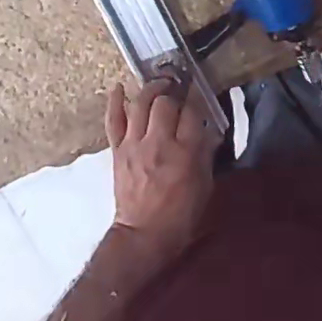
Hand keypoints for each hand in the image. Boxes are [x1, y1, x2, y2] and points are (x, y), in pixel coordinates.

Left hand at [105, 79, 223, 259]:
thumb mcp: (205, 183)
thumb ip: (206, 152)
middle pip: (165, 103)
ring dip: (150, 89)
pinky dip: (115, 102)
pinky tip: (119, 88)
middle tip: (179, 88)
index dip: (196, 96)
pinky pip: (113, 121)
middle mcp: (159, 144)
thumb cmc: (181, 214)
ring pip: (140, 104)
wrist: (144, 236)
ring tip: (159, 84)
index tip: (199, 91)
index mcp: (185, 152)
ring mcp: (135, 145)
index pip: (192, 111)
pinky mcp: (118, 151)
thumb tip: (208, 129)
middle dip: (174, 91)